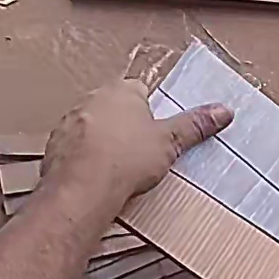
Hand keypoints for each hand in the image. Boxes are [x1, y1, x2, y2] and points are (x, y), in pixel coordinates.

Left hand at [41, 79, 231, 203]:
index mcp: (121, 90)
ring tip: (119, 170)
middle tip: (141, 152)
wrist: (83, 189)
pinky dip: (85, 161)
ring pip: (92, 129)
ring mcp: (69, 123)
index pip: (140, 90)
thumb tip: (223, 111)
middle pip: (115, 108)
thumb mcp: (169, 142)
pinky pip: (75, 150)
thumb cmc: (126, 159)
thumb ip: (195, 125)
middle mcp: (91, 100)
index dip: (151, 111)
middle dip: (126, 127)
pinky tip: (97, 179)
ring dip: (103, 144)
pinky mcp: (55, 148)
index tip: (158, 131)